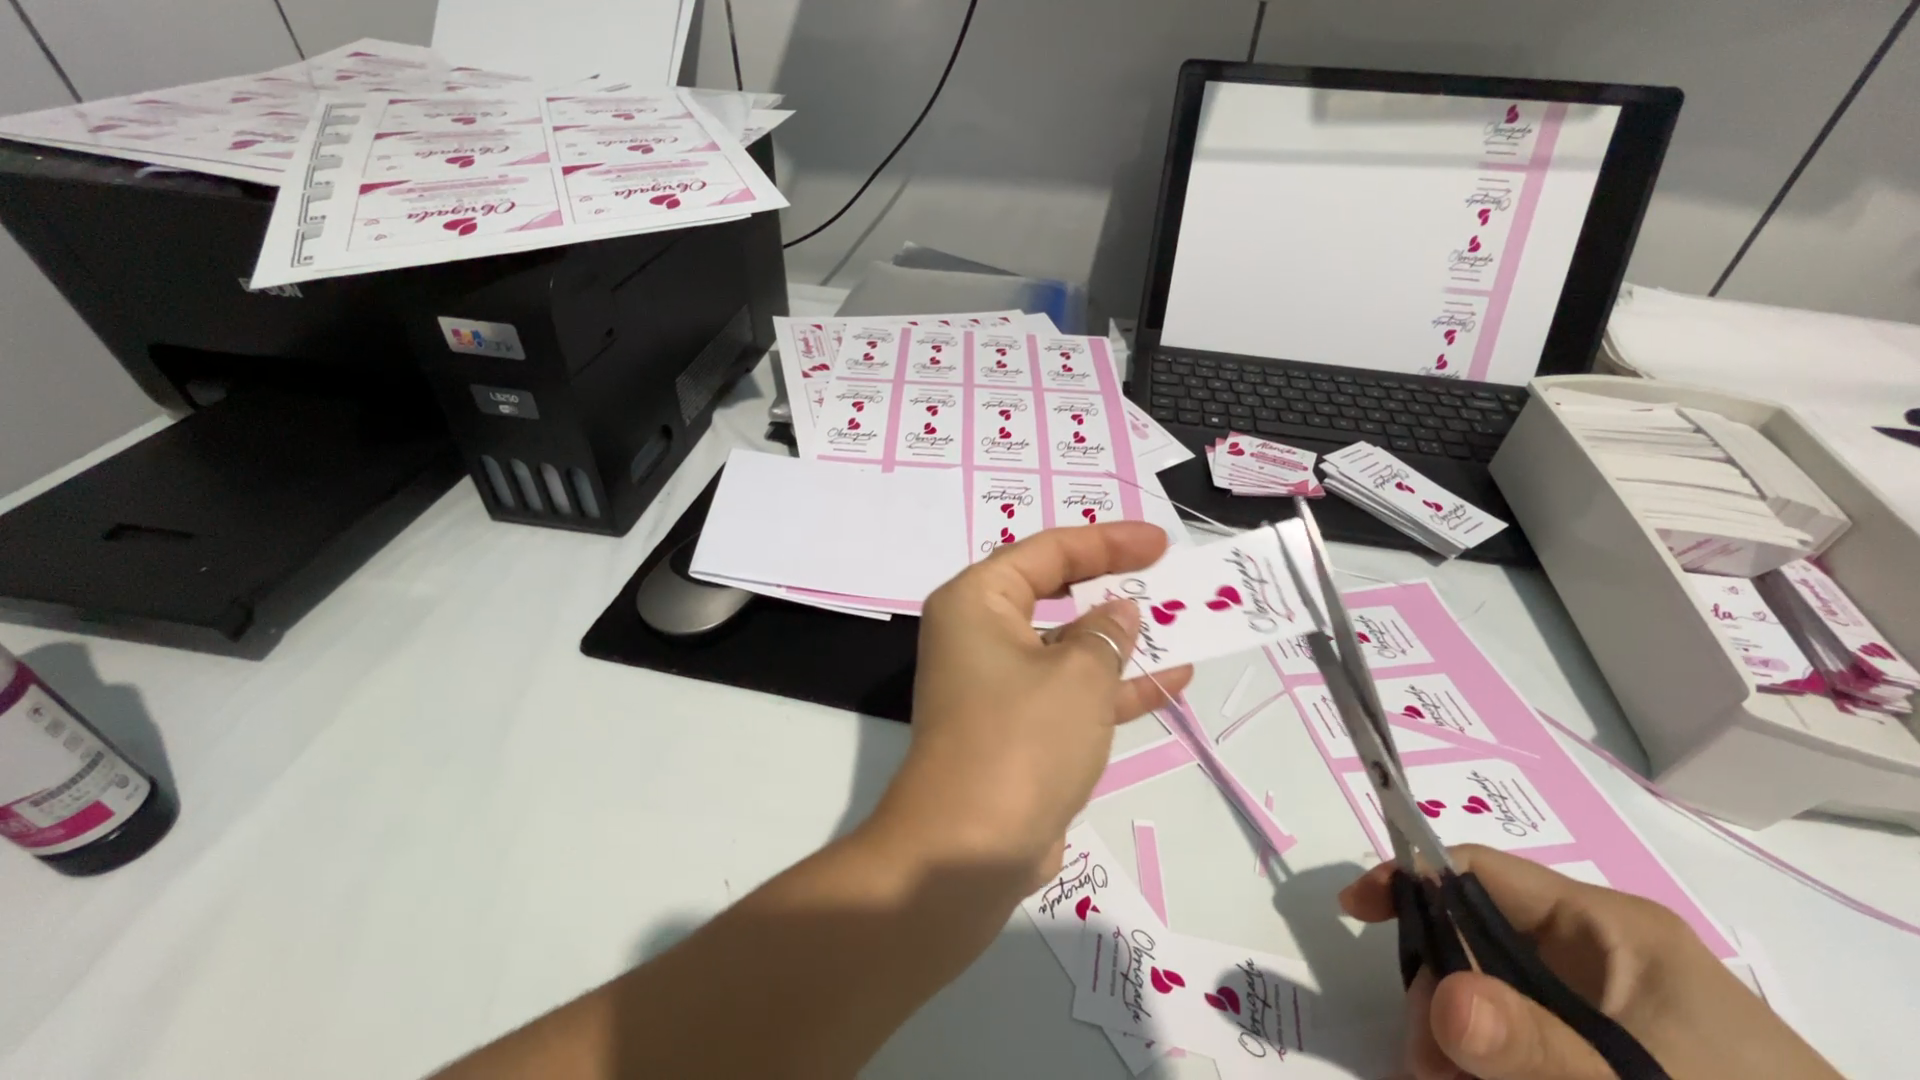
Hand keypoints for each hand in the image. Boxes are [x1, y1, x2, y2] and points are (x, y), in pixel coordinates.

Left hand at [870, 523, 1193, 891]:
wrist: (970, 849)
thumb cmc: (1022, 739)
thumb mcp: (1078, 675)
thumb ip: (1106, 633)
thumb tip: (1118, 612)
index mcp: (976, 603)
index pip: (1046, 552)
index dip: (1106, 542)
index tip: (1159, 544)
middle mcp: (979, 636)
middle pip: (1053, 594)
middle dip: (1110, 585)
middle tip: (1163, 575)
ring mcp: (996, 687)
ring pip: (1067, 647)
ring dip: (1120, 639)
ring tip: (1182, 624)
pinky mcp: (1017, 730)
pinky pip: (1070, 693)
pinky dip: (1115, 687)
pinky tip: (1172, 680)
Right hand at [1339, 846, 1841, 1079]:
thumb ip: (1538, 1047)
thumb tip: (1439, 998)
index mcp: (1607, 927)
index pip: (1479, 871)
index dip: (1411, 881)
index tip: (1356, 913)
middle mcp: (1599, 952)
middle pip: (1475, 943)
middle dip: (1438, 996)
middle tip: (1428, 1068)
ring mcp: (1604, 1003)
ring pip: (1493, 998)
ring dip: (1461, 1042)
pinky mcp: (1607, 1047)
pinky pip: (1525, 1037)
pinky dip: (1495, 1061)